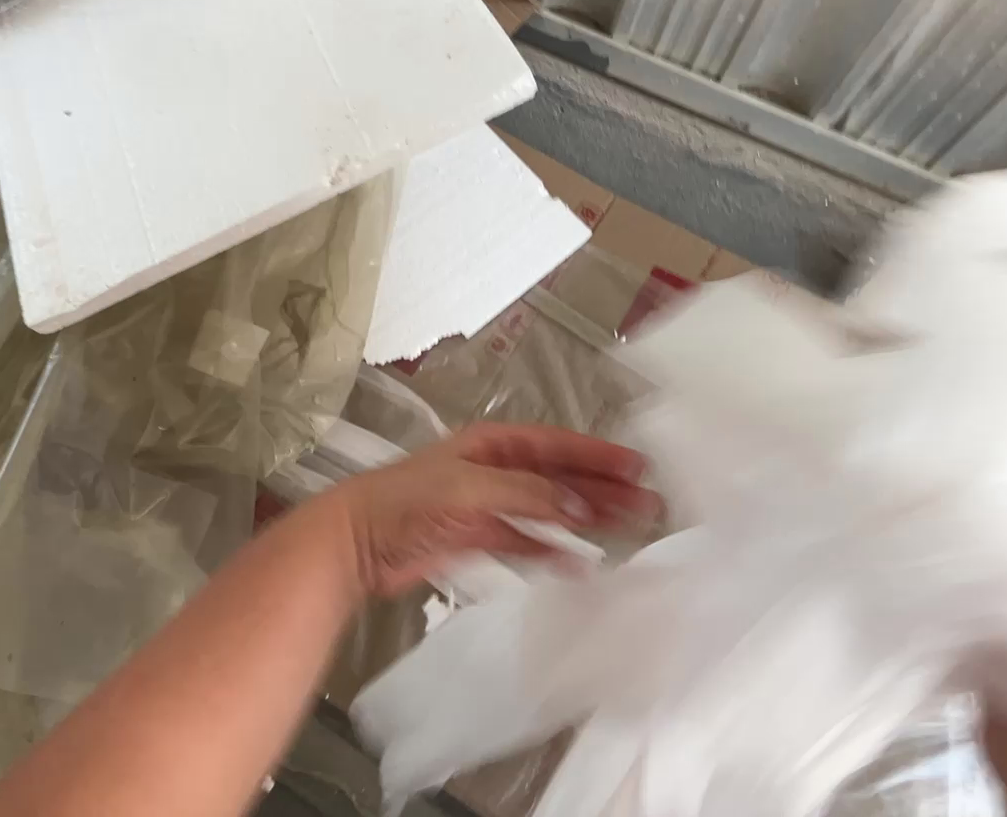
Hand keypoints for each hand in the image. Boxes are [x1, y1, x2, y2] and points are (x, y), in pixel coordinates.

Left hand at [324, 423, 661, 595]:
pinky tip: (579, 561)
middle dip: (601, 488)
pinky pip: (526, 540)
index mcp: (495, 445)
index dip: (597, 455)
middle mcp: (496, 469)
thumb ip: (527, 495)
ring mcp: (489, 504)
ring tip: (626, 527)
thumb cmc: (410, 501)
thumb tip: (580, 507)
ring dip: (585, 517)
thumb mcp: (471, 488)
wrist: (360, 541)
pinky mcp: (479, 537)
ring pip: (549, 508)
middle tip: (646, 503)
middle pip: (560, 476)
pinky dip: (552, 549)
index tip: (636, 467)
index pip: (557, 446)